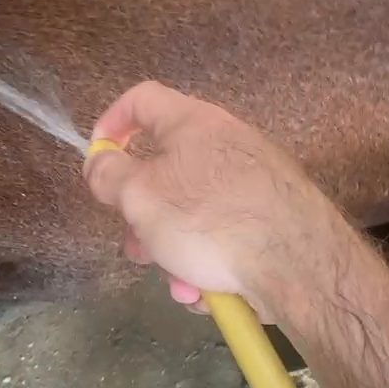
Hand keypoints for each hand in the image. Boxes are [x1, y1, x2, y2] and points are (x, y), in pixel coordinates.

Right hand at [84, 81, 361, 324]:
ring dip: (169, 252)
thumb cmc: (207, 219)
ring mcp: (246, 183)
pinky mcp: (263, 219)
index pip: (139, 100)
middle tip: (137, 247)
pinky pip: (215, 237)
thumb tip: (97, 163)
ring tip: (178, 281)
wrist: (293, 262)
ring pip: (185, 215)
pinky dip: (202, 264)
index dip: (109, 125)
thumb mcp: (139, 196)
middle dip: (139, 217)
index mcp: (191, 124)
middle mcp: (222, 144)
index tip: (95, 163)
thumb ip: (108, 176)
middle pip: (160, 172)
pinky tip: (206, 288)